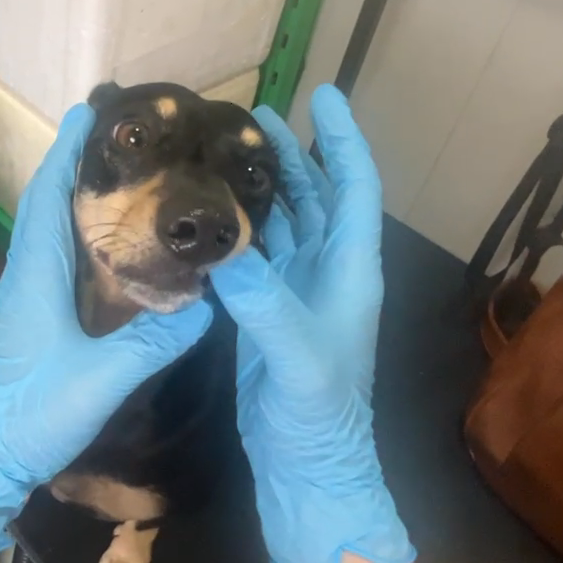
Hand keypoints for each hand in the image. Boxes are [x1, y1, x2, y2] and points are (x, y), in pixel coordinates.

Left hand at [0, 106, 214, 554]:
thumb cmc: (37, 413)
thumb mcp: (104, 378)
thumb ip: (155, 341)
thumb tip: (208, 305)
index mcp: (36, 275)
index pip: (47, 196)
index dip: (67, 152)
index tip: (91, 112)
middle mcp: (27, 274)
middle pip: (46, 202)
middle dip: (76, 162)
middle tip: (121, 136)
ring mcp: (26, 295)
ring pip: (48, 227)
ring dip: (74, 193)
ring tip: (119, 170)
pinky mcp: (32, 314)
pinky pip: (54, 255)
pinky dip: (76, 230)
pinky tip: (107, 237)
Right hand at [209, 86, 411, 562]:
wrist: (306, 468)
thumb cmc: (319, 414)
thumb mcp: (298, 355)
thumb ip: (264, 301)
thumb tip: (223, 247)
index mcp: (349, 270)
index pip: (353, 188)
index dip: (342, 139)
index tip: (323, 94)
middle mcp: (325, 272)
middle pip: (314, 197)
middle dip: (293, 154)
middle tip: (254, 115)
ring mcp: (292, 293)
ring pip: (281, 224)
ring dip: (262, 187)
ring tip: (226, 153)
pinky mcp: (262, 314)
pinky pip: (251, 257)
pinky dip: (235, 230)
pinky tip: (208, 215)